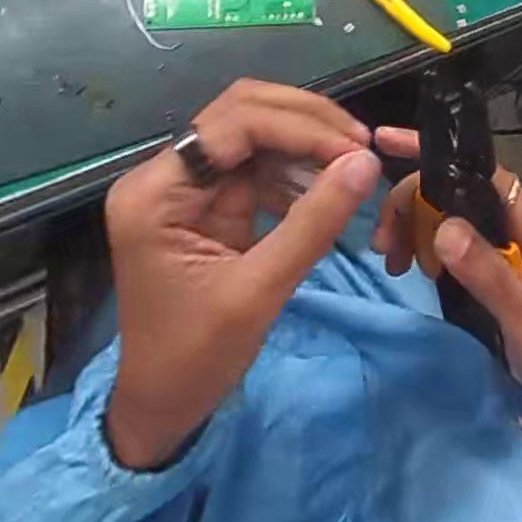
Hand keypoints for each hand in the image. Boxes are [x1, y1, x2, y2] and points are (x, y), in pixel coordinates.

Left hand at [103, 80, 380, 468]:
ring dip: (303, 143)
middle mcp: (164, 174)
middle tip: (358, 144)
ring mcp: (184, 186)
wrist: (162, 407)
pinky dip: (294, 171)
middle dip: (303, 121)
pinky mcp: (206, 202)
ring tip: (351, 165)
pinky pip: (254, 166)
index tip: (354, 149)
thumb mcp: (259, 292)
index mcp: (156, 191)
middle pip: (239, 114)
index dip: (298, 127)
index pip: (232, 124)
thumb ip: (313, 223)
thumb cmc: (196, 358)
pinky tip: (325, 188)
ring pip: (251, 134)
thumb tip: (365, 163)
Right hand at [371, 128, 521, 411]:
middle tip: (385, 245)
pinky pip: (444, 229)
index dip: (432, 153)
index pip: (478, 169)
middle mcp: (517, 218)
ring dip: (410, 224)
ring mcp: (503, 234)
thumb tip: (444, 228)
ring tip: (395, 261)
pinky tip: (409, 264)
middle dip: (409, 203)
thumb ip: (491, 279)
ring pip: (443, 205)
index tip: (385, 145)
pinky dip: (418, 240)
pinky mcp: (489, 252)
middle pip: (451, 185)